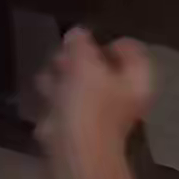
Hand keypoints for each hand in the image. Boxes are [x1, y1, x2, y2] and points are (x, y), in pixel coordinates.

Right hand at [35, 28, 153, 162]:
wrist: (73, 147)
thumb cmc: (88, 106)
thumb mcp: (86, 68)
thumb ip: (81, 46)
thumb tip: (77, 31)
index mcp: (134, 79)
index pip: (129, 49)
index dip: (107, 41)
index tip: (82, 43)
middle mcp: (120, 90)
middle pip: (99, 61)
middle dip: (76, 57)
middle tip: (64, 61)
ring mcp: (96, 103)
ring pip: (76, 75)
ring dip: (60, 72)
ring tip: (51, 77)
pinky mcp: (72, 114)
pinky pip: (61, 92)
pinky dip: (52, 89)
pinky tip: (44, 92)